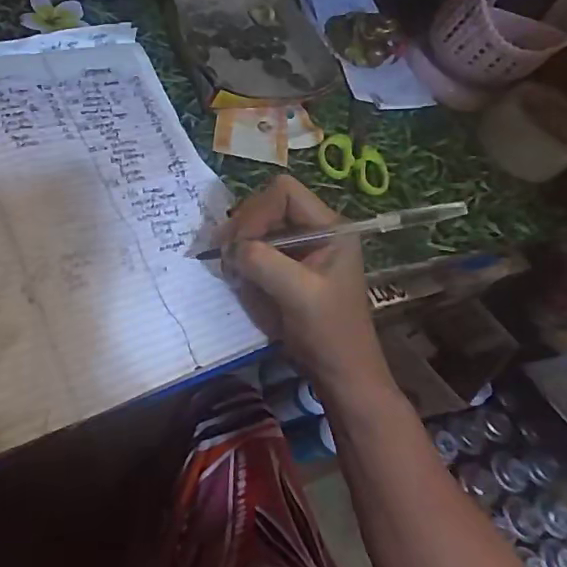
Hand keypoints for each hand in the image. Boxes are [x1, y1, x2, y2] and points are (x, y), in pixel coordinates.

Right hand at [216, 176, 395, 406]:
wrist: (340, 374)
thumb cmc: (329, 333)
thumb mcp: (299, 295)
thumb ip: (264, 262)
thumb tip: (230, 248)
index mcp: (329, 227)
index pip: (283, 192)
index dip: (257, 211)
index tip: (241, 243)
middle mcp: (314, 230)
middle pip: (265, 205)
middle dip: (242, 228)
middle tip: (226, 256)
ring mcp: (298, 248)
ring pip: (255, 226)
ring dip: (237, 245)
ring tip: (231, 269)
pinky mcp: (285, 266)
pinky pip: (253, 248)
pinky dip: (239, 260)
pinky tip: (237, 278)